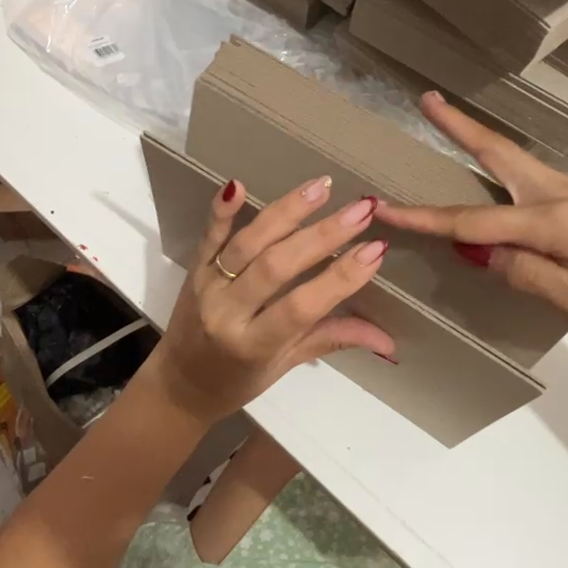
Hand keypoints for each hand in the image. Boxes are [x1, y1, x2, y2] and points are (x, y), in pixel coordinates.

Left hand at [152, 175, 394, 422]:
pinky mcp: (193, 267)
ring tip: (321, 187)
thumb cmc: (236, 381)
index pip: (302, 306)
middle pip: (277, 266)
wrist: (178, 383)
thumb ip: (331, 340)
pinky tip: (239, 184)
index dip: (339, 278)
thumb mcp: (284, 366)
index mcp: (253, 344)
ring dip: (286, 213)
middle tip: (361, 210)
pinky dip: (222, 210)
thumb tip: (389, 343)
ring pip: (248, 244)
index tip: (376, 250)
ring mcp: (207, 285)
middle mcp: (227, 311)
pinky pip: (208, 236)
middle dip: (323, 236)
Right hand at [376, 92, 567, 369]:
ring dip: (480, 146)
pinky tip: (498, 192)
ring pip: (519, 166)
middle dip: (460, 129)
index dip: (424, 218)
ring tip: (447, 127)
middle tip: (426, 99)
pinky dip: (504, 178)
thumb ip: (530, 275)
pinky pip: (537, 186)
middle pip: (501, 156)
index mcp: (560, 221)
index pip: (474, 220)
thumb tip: (487, 252)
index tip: (381, 210)